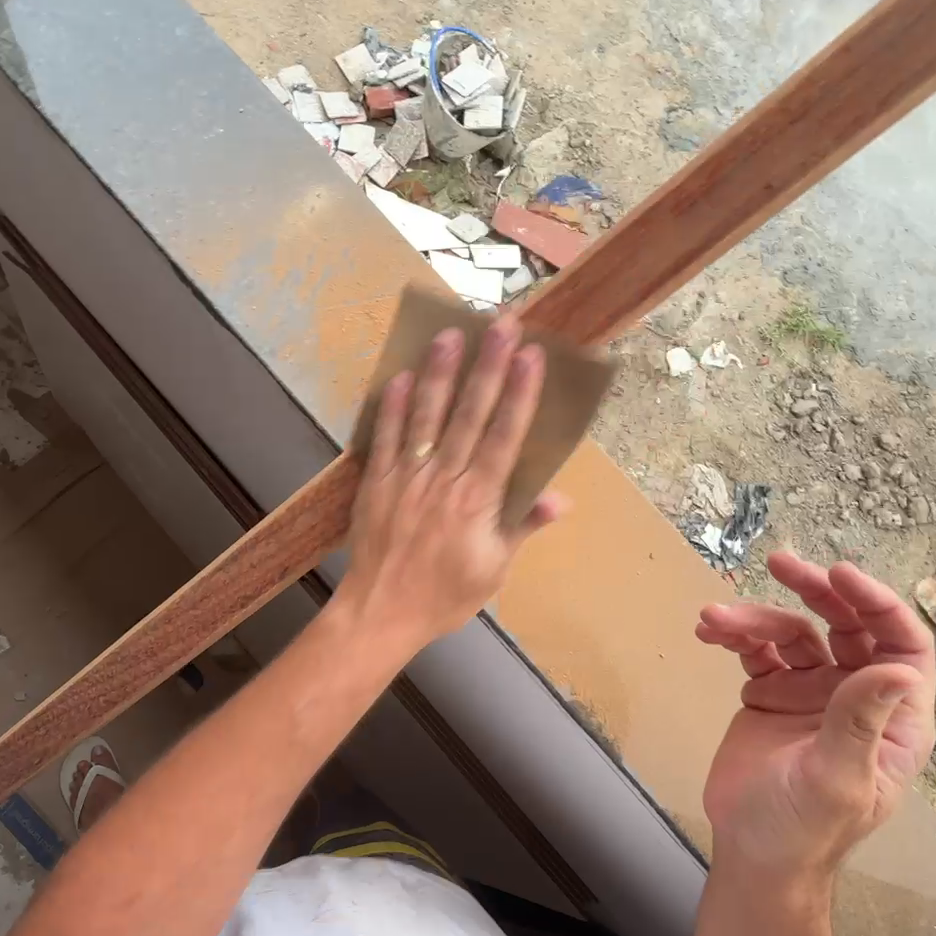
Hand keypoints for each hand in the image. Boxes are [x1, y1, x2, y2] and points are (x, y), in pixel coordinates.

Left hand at [332, 316, 566, 654]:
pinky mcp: (375, 482)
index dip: (519, 394)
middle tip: (500, 324)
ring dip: (439, 374)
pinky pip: (385, 438)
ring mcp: (406, 477)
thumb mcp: (495, 569)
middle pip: (469, 414)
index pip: (504, 436)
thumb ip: (521, 526)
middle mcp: (443, 479)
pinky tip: (399, 376)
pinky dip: (392, 407)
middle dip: (487, 366)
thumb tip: (560, 498)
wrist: (381, 611)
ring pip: (426, 416)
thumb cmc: (445, 595)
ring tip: (449, 334)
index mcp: (478, 500)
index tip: (531, 355)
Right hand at [694, 551, 935, 882]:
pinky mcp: (770, 695)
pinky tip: (707, 632)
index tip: (836, 574)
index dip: (875, 604)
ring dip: (753, 619)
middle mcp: (856, 695)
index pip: (899, 643)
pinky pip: (756, 652)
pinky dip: (733, 637)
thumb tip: (898, 667)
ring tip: (712, 619)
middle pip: (845, 625)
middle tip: (779, 562)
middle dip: (813, 591)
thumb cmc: (806, 826)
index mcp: (893, 716)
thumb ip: (861, 721)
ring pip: (790, 634)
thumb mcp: (838, 777)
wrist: (752, 851)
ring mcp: (811, 693)